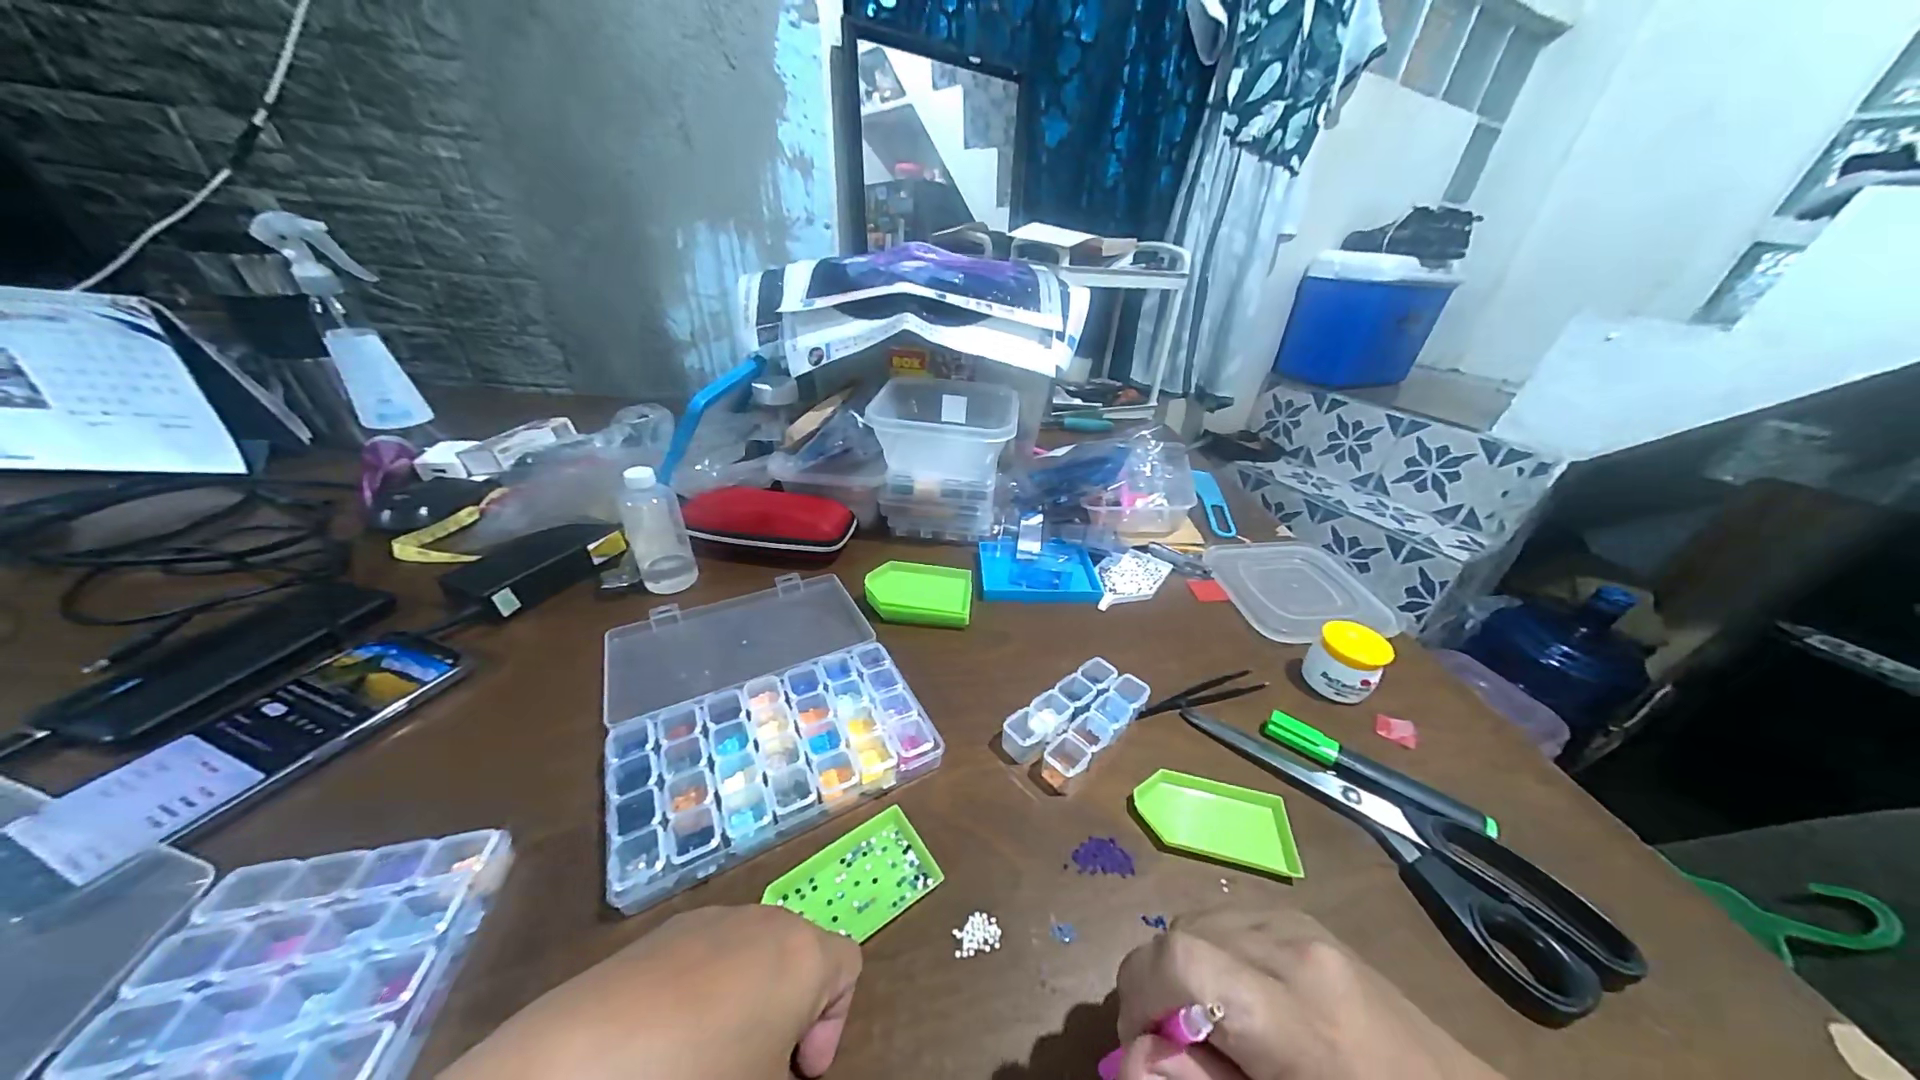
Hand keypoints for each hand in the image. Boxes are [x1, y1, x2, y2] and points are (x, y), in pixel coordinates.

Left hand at [441, 905, 860, 1079]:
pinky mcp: (657, 934)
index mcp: (803, 952)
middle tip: (760, 1066)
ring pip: (750, 955)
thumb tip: (772, 1061)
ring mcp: (706, 920)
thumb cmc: (700, 1078)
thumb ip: (789, 1067)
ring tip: (708, 1058)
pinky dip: (701, 993)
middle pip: (799, 956)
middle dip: (791, 1012)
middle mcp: (762, 921)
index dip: (835, 1023)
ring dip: (746, 1000)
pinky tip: (661, 1044)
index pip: (849, 966)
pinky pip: (703, 957)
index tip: (800, 1072)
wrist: (574, 1068)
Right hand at [1113, 908, 1503, 1079]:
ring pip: (1196, 922)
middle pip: (1179, 936)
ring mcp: (1302, 925)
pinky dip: (1209, 956)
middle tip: (1173, 1049)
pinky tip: (1239, 1002)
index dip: (1141, 999)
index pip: (1181, 961)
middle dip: (1154, 989)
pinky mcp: (1305, 920)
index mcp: (1301, 1015)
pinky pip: (1226, 921)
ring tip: (1210, 1028)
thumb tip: (1132, 1055)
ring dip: (1181, 972)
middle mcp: (1296, 948)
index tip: (1146, 1050)